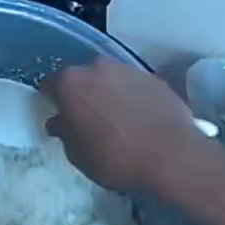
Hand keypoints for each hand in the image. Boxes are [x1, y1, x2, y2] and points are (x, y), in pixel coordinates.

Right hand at [41, 59, 210, 192]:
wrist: (174, 158)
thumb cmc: (116, 158)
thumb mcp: (77, 155)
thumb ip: (64, 133)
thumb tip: (59, 122)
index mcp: (70, 81)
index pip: (50, 85)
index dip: (53, 101)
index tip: (61, 117)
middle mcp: (96, 66)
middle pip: (82, 77)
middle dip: (83, 93)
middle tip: (90, 118)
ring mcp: (128, 69)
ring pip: (110, 79)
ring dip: (110, 93)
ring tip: (121, 120)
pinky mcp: (155, 79)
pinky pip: (136, 86)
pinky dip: (135, 98)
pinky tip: (143, 120)